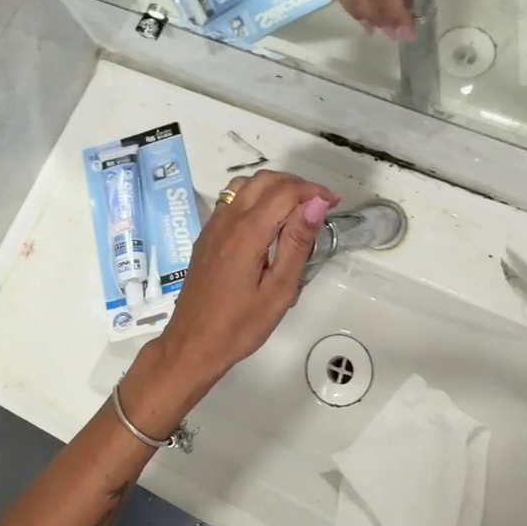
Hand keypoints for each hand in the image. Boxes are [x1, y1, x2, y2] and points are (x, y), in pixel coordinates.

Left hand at [146, 171, 340, 395]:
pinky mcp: (207, 235)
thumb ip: (297, 243)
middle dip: (296, 184)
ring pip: (245, 185)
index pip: (285, 191)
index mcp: (247, 232)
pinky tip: (269, 222)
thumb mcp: (279, 290)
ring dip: (274, 187)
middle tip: (319, 205)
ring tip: (297, 209)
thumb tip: (315, 204)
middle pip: (264, 180)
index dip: (313, 191)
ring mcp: (213, 225)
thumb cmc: (240, 325)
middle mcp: (227, 220)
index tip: (334, 202)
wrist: (191, 345)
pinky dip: (256, 196)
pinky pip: (232, 199)